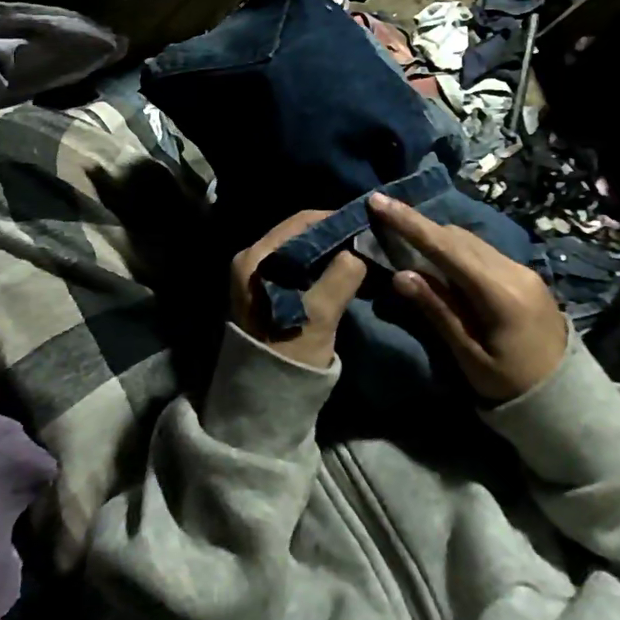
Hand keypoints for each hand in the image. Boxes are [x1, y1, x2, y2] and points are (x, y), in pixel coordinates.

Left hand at [230, 210, 367, 368]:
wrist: (265, 399)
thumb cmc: (288, 354)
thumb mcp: (319, 314)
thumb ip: (341, 275)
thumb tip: (360, 249)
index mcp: (255, 258)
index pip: (301, 222)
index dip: (335, 221)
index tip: (367, 225)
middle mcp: (252, 260)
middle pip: (301, 235)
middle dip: (335, 236)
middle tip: (368, 241)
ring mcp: (259, 277)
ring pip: (303, 252)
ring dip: (331, 252)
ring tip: (362, 256)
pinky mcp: (269, 293)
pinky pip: (300, 268)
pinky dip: (323, 267)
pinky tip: (347, 273)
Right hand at [368, 193, 567, 400]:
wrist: (565, 397)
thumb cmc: (512, 385)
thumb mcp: (470, 356)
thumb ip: (438, 311)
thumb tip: (401, 274)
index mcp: (499, 293)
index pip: (446, 249)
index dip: (410, 223)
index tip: (379, 201)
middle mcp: (513, 271)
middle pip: (458, 238)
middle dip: (419, 224)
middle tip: (383, 213)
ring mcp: (522, 270)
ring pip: (470, 240)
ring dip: (436, 234)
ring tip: (403, 231)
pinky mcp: (524, 274)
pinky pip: (482, 250)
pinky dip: (455, 247)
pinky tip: (437, 254)